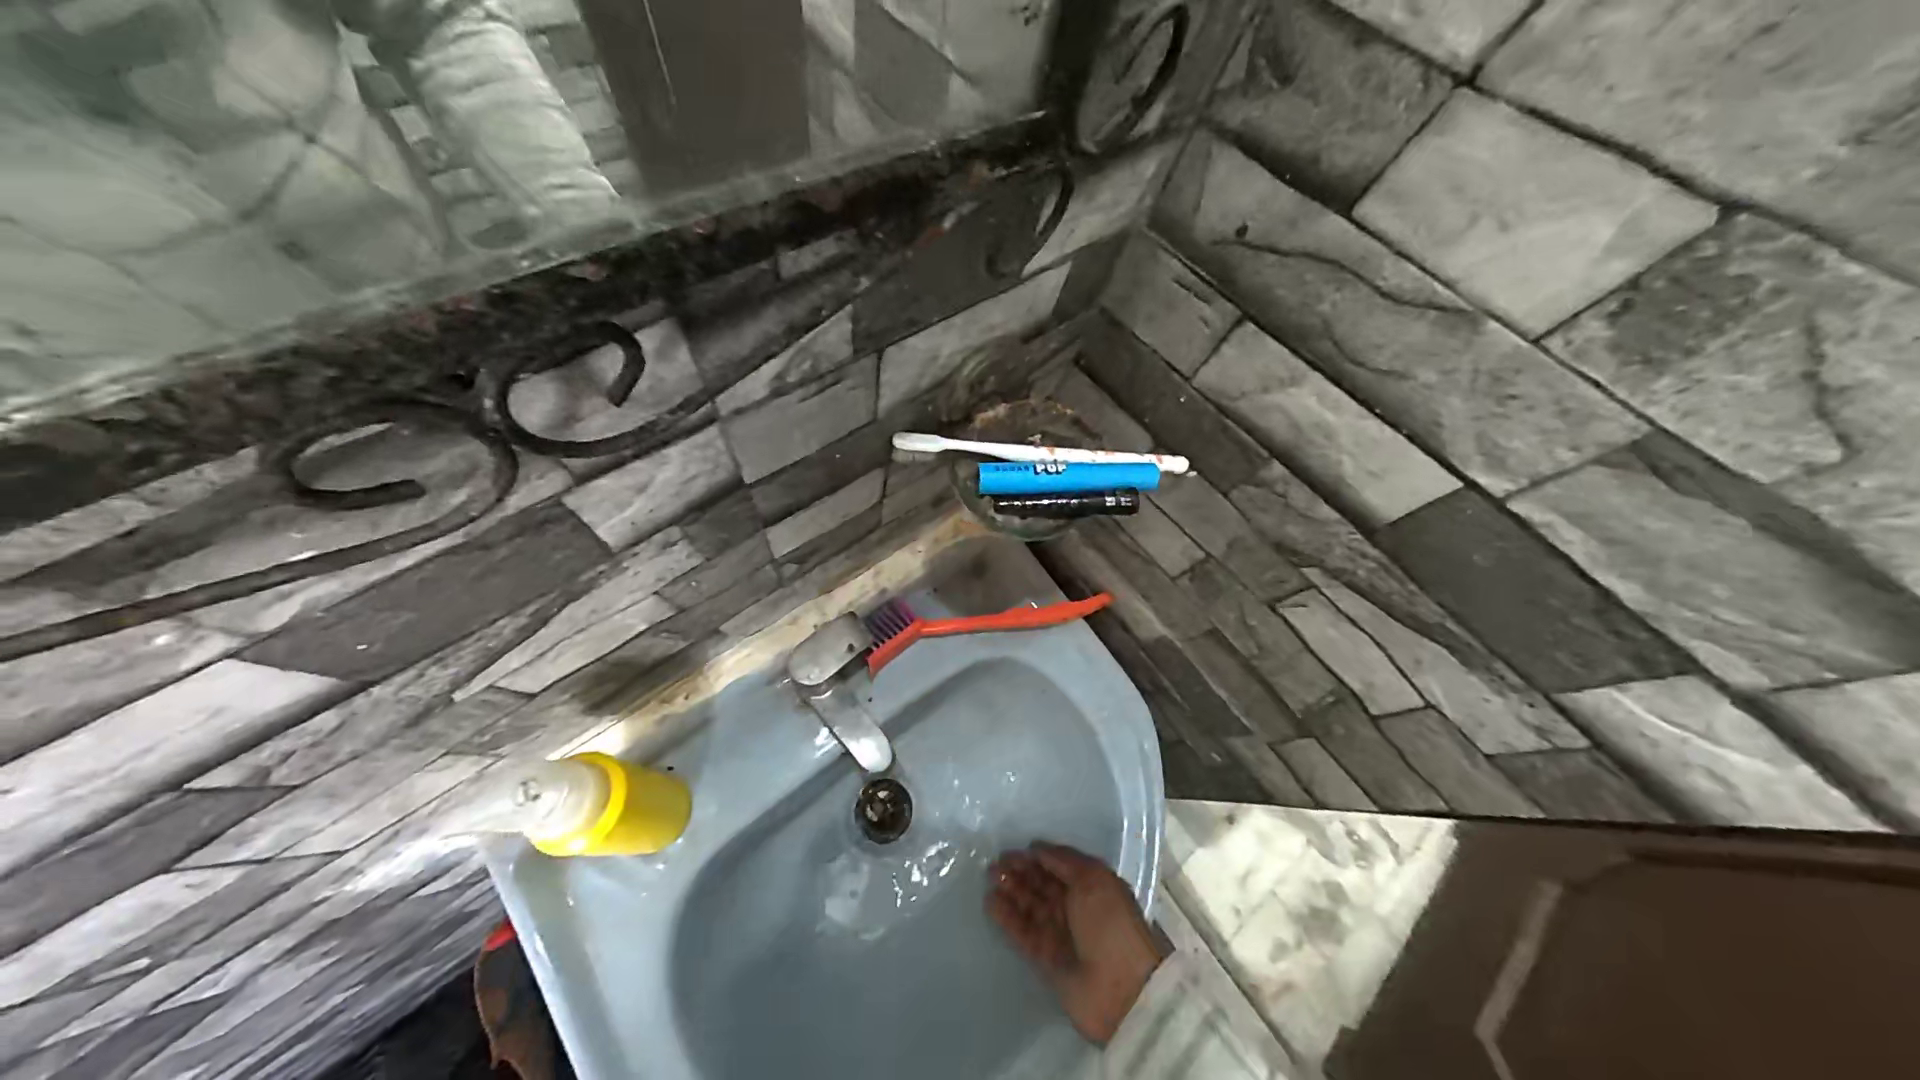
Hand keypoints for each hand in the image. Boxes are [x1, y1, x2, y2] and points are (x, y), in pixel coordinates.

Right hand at [986, 842, 1164, 1043]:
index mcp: (1091, 886)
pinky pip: (1021, 931)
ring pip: (1029, 905)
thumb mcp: (1094, 879)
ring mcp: (1058, 932)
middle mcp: (1074, 907)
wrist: (1120, 989)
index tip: (1015, 848)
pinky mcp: (1044, 957)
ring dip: (1010, 889)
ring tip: (990, 876)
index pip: (1058, 865)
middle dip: (1020, 871)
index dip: (1037, 856)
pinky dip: (1006, 917)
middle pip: (1041, 884)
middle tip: (995, 862)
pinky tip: (990, 901)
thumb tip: (1036, 848)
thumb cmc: (1110, 924)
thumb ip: (1063, 860)